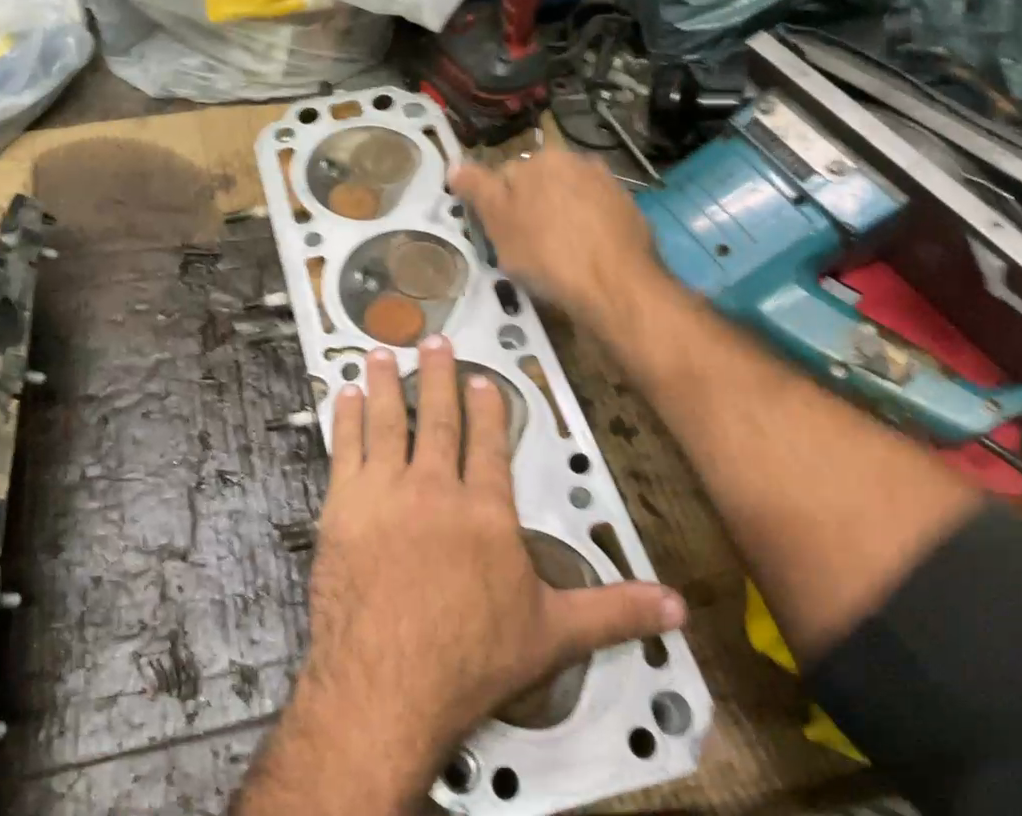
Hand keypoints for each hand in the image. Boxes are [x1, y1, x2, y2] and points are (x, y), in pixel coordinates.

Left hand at [300, 336, 685, 786]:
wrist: (388, 680)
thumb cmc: (473, 658)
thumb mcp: (554, 634)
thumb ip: (614, 610)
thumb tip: (680, 607)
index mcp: (486, 511)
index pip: (489, 446)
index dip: (487, 410)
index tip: (483, 380)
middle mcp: (435, 489)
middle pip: (438, 421)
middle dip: (439, 378)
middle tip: (434, 342)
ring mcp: (384, 494)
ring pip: (387, 423)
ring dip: (387, 385)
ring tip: (382, 352)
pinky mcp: (341, 508)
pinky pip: (344, 449)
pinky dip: (345, 418)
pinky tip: (344, 396)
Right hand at [449, 151, 663, 319]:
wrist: (615, 284)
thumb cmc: (546, 253)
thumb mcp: (498, 222)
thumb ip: (477, 189)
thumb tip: (454, 167)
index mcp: (542, 158)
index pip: (504, 176)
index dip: (496, 209)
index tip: (499, 236)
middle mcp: (578, 161)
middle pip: (539, 186)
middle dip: (530, 211)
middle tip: (525, 249)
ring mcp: (608, 185)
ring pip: (567, 201)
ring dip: (558, 220)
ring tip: (556, 256)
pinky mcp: (628, 211)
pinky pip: (593, 217)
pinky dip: (585, 231)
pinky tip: (583, 257)